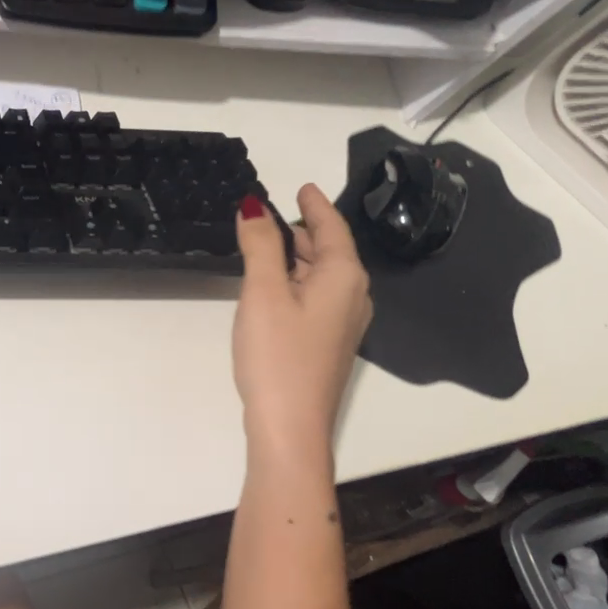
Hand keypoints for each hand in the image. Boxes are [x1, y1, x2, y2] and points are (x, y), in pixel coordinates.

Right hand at [232, 184, 371, 458]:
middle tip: (269, 218)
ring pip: (321, 276)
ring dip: (297, 258)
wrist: (290, 423)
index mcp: (344, 276)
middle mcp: (353, 295)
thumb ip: (260, 246)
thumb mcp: (263, 293)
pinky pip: (316, 297)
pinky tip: (272, 289)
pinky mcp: (327, 343)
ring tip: (266, 247)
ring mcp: (343, 323)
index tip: (301, 185)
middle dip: (303, 231)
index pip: (332, 228)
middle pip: (329, 251)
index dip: (315, 205)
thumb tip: (254, 205)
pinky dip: (296, 281)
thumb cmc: (278, 354)